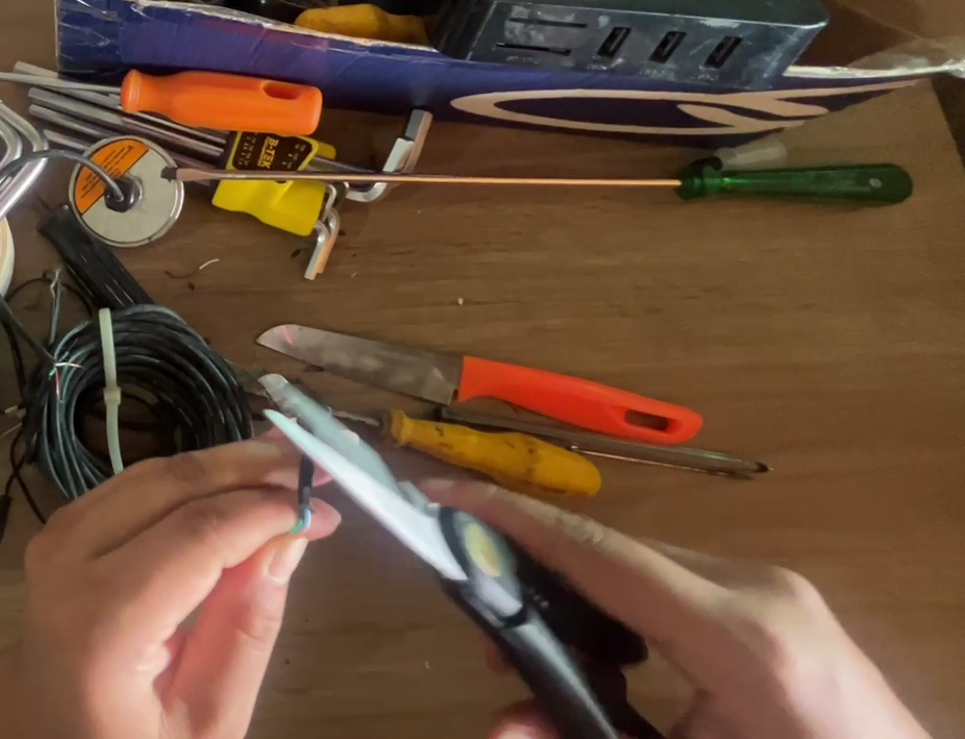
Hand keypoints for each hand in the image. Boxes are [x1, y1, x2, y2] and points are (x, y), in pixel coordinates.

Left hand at [17, 439, 339, 738]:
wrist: (40, 726)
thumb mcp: (204, 723)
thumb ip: (245, 630)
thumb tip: (287, 539)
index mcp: (101, 623)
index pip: (196, 536)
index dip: (264, 511)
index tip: (322, 507)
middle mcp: (68, 558)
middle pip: (171, 485)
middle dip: (247, 466)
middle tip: (311, 462)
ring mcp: (58, 532)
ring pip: (153, 472)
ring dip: (222, 462)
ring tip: (286, 461)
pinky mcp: (63, 522)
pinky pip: (135, 483)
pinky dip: (191, 476)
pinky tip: (237, 476)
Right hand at [421, 480, 930, 738]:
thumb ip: (580, 738)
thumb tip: (492, 730)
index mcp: (743, 639)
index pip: (591, 552)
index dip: (503, 515)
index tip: (434, 493)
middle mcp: (755, 590)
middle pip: (599, 553)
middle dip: (526, 575)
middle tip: (483, 634)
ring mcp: (768, 587)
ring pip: (624, 563)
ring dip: (567, 595)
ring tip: (538, 655)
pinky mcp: (772, 596)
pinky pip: (658, 578)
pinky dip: (610, 604)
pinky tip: (602, 652)